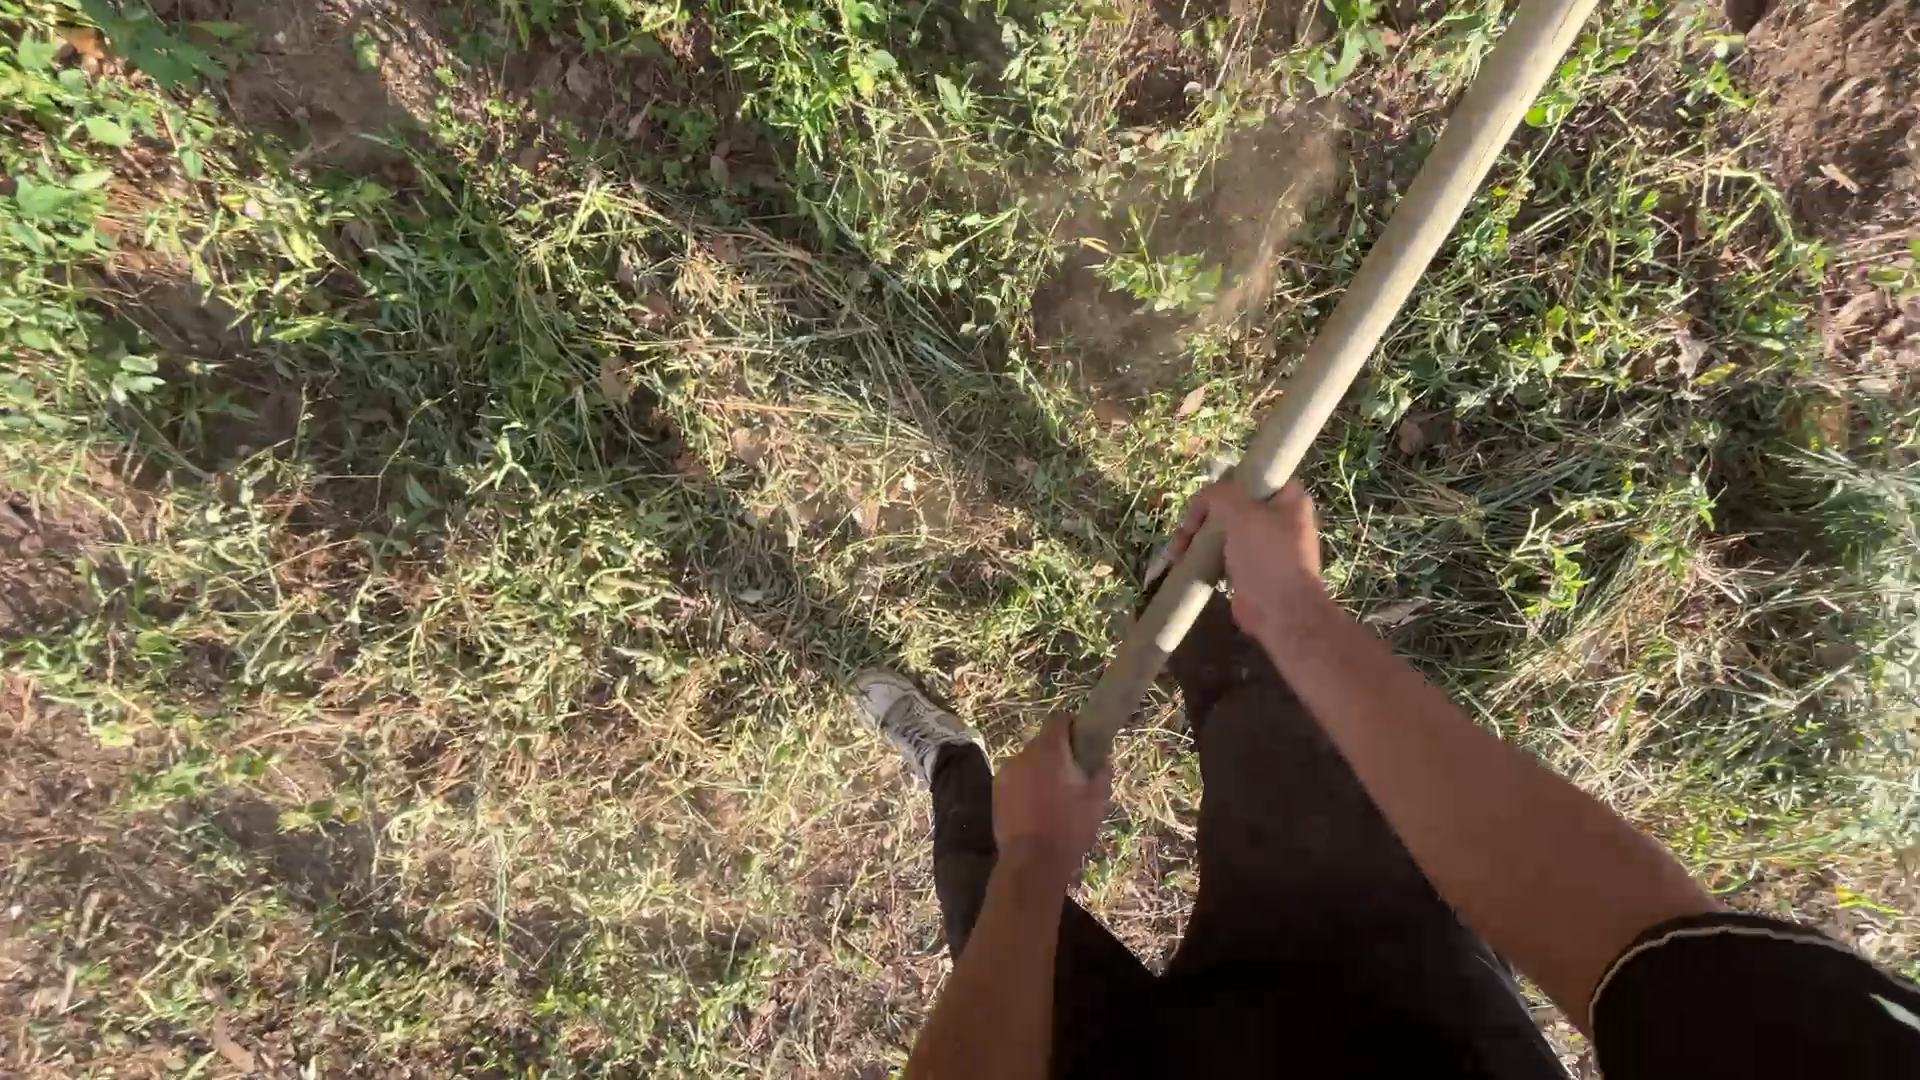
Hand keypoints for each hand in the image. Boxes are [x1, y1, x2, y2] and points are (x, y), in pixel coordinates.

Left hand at [992, 713, 1111, 886]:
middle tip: (1072, 776)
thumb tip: (1101, 756)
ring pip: (1029, 760)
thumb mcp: (1096, 799)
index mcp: (1049, 750)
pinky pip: (1016, 776)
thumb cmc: (1069, 828)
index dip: (1072, 726)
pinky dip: (1026, 784)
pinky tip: (1035, 808)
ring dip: (1041, 769)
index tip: (1082, 743)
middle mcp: (1024, 753)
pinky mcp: (996, 789)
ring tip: (1052, 797)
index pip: (1059, 718)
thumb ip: (1101, 770)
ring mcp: (1007, 771)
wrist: (1032, 861)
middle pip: (1043, 740)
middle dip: (1058, 752)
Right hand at [1173, 478, 1324, 643]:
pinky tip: (1181, 560)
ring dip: (1195, 536)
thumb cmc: (1268, 556)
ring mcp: (1261, 545)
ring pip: (1221, 529)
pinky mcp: (1247, 568)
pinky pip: (1219, 553)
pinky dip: (1200, 555)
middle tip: (1186, 528)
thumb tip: (1207, 494)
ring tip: (1177, 550)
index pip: (1256, 478)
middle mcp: (1277, 519)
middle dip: (1202, 515)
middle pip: (1231, 505)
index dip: (1229, 482)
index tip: (1207, 495)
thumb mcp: (1243, 513)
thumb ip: (1222, 494)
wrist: (1280, 611)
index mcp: (1288, 500)